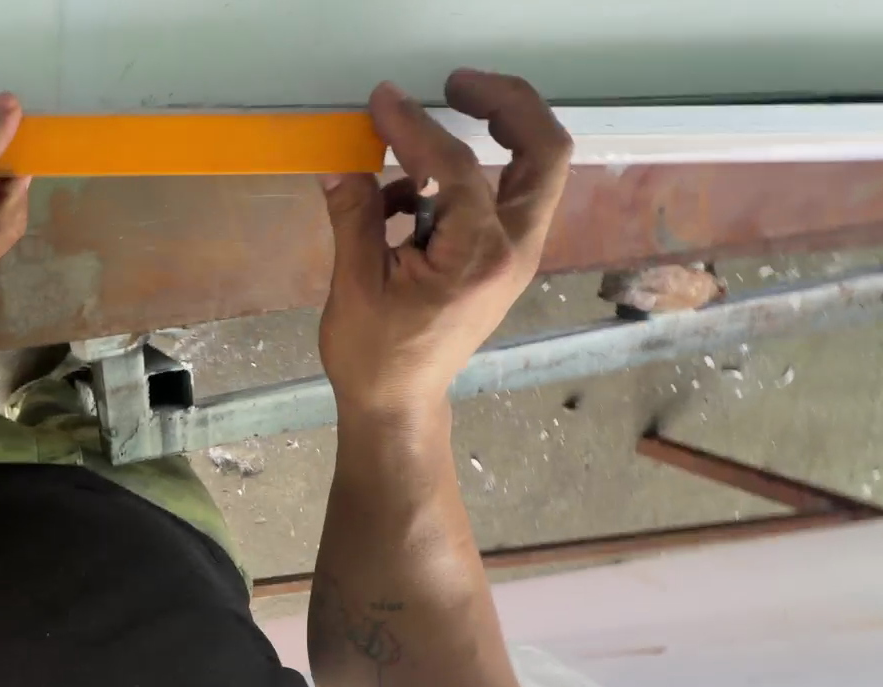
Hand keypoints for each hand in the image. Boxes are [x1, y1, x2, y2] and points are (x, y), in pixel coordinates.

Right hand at [317, 71, 572, 415]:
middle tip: (457, 85)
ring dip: (487, 144)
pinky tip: (401, 207)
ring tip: (407, 160)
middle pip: (542, 151)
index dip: (415, 129)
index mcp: (478, 257)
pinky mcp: (499, 262)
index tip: (382, 102)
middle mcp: (514, 249)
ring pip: (529, 173)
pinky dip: (456, 187)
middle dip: (504, 106)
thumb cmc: (373, 357)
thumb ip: (354, 219)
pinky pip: (496, 202)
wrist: (397, 404)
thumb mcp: (355, 288)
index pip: (455, 168)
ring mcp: (513, 255)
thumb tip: (340, 166)